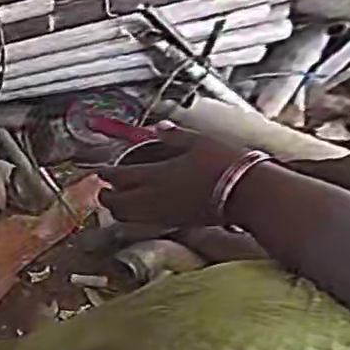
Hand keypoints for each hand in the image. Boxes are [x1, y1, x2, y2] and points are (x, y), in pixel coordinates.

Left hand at [97, 129, 256, 227]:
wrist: (248, 193)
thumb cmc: (227, 164)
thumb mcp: (200, 142)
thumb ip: (174, 135)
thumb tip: (159, 126)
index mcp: (152, 175)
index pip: (117, 176)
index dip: (105, 173)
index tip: (101, 171)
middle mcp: (149, 197)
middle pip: (113, 201)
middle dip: (104, 194)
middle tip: (105, 188)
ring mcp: (157, 212)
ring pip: (122, 216)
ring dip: (115, 208)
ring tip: (118, 200)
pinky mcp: (169, 223)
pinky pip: (139, 223)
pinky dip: (130, 217)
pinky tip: (138, 211)